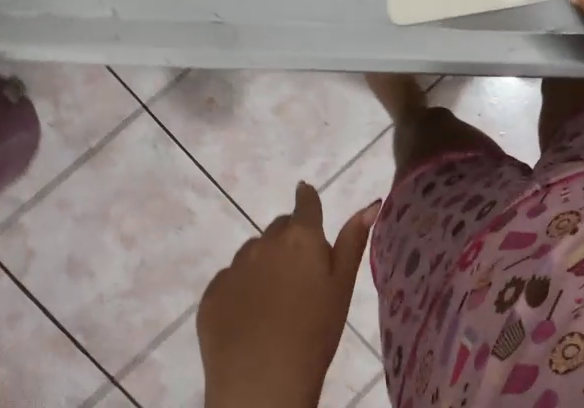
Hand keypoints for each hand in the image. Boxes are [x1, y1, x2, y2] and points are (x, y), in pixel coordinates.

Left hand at [198, 183, 378, 407]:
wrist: (262, 385)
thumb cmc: (315, 333)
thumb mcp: (343, 286)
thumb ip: (354, 240)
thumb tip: (372, 202)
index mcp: (301, 237)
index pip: (305, 203)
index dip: (307, 200)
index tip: (307, 198)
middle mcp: (264, 243)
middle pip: (279, 228)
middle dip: (289, 241)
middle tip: (300, 275)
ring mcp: (234, 269)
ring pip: (253, 253)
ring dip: (264, 263)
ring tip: (274, 301)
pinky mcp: (211, 295)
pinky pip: (229, 279)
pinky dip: (240, 289)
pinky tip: (250, 317)